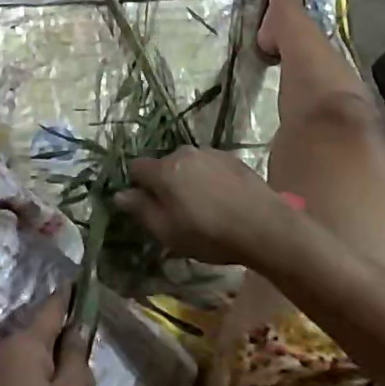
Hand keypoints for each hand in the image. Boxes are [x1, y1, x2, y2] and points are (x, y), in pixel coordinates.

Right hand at [113, 149, 300, 267]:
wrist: (264, 225)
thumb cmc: (210, 234)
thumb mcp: (168, 232)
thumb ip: (141, 210)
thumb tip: (120, 194)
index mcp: (165, 169)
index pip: (136, 167)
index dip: (136, 187)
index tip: (146, 207)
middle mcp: (184, 152)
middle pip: (163, 165)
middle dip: (164, 184)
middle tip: (176, 213)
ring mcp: (210, 152)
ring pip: (186, 165)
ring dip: (187, 181)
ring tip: (202, 208)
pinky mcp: (231, 157)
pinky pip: (207, 166)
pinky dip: (207, 179)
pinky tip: (221, 200)